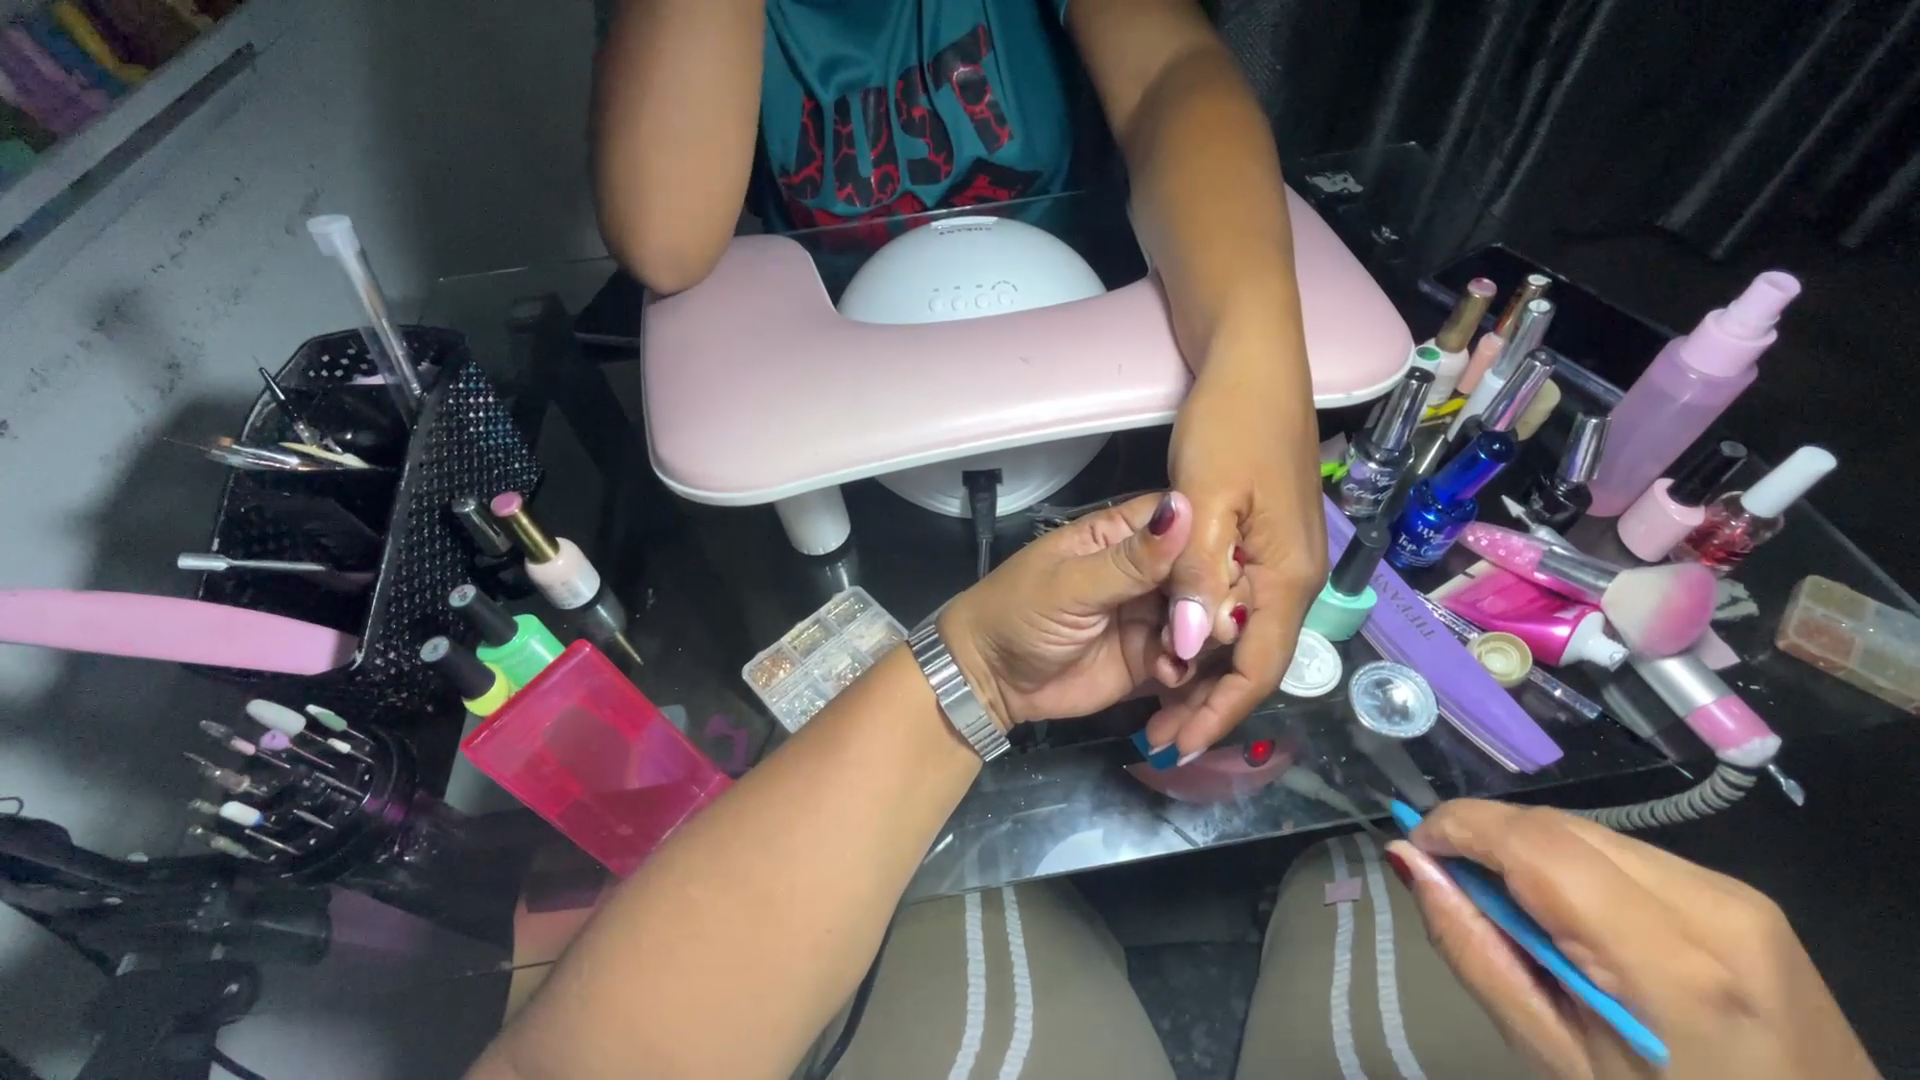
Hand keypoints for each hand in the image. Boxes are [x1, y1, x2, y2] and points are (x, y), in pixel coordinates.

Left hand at [939, 492, 1195, 729]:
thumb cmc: (1017, 614)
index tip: (1221, 570)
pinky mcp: (1152, 657)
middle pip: (1204, 572)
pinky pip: (1190, 659)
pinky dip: (1190, 667)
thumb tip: (1183, 507)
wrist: (990, 680)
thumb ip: (1130, 560)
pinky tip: (1172, 674)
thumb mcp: (1070, 585)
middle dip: (1213, 598)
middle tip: (1209, 625)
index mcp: (1123, 535)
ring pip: (1205, 617)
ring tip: (1184, 651)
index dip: (1209, 543)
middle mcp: (1147, 571)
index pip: (1185, 522)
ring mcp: (1152, 615)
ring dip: (1206, 636)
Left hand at [1152, 362, 1326, 758]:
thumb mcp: (1203, 495)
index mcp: (1283, 569)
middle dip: (1208, 703)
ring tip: (1158, 718)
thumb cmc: (1226, 424)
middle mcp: (1281, 576)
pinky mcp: (1240, 549)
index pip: (1260, 661)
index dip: (1224, 707)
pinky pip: (1220, 612)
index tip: (1186, 744)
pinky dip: (1195, 643)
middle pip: (1248, 659)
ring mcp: (1262, 563)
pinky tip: (1165, 664)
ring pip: (1231, 641)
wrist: (1247, 365)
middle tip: (1163, 739)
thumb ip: (1186, 571)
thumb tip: (1193, 644)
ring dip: (1198, 679)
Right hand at [1389, 800, 1876, 1079]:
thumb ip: (1476, 951)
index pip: (1537, 843)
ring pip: (1589, 834)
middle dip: (1489, 840)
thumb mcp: (1555, 1055)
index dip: (1461, 827)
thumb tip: (1409, 859)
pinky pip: (1628, 854)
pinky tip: (1576, 920)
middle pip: (1560, 828)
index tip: (1415, 850)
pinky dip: (1577, 869)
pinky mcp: (1747, 898)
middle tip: (1455, 888)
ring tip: (1517, 914)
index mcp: (1672, 964)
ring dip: (1530, 854)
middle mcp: (1714, 905)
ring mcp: (1740, 897)